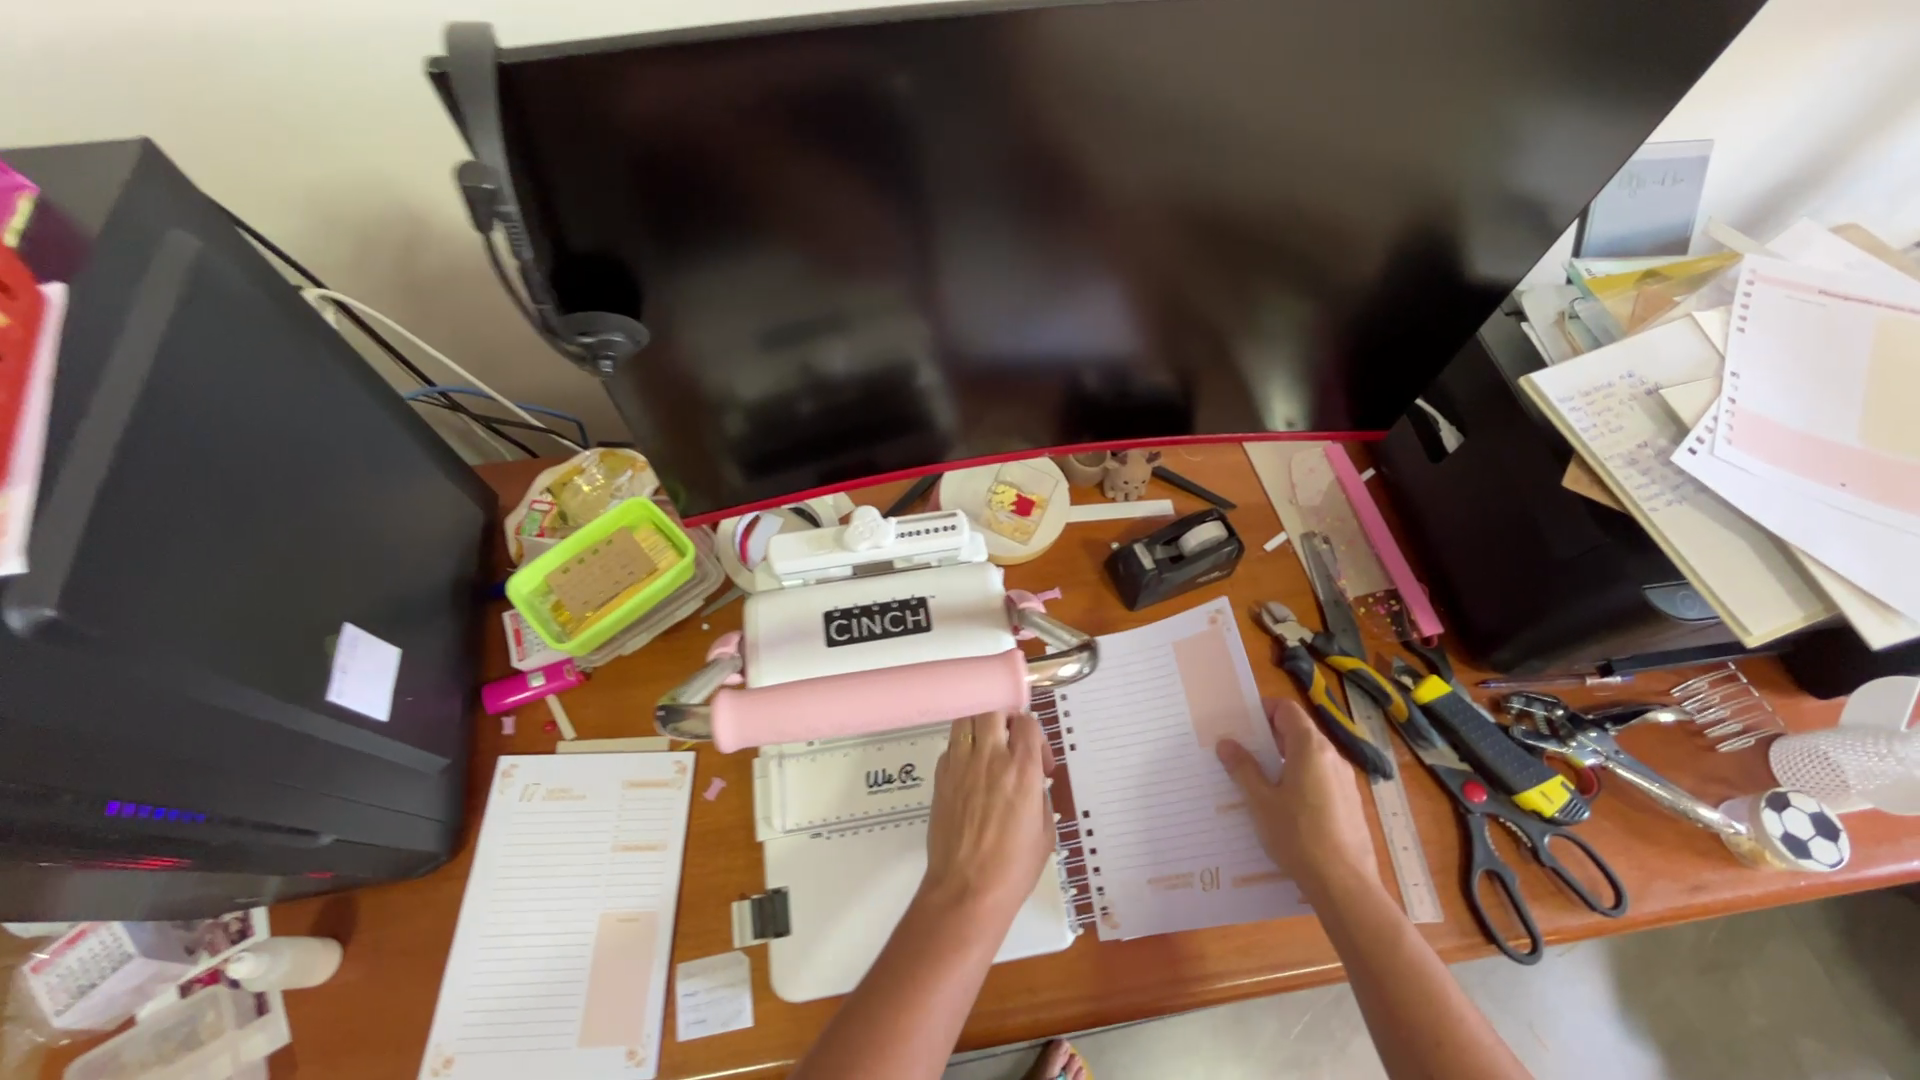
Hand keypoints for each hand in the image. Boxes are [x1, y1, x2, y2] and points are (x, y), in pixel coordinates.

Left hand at [921, 711, 1053, 920]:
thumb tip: (1034, 784)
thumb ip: (1040, 796)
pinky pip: (951, 746)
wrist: (967, 889)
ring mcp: (960, 765)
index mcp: (1022, 769)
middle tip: (1012, 744)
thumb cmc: (1013, 868)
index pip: (1028, 722)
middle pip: (993, 710)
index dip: (1036, 735)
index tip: (1040, 761)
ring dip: (981, 727)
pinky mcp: (940, 777)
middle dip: (1007, 721)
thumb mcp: (1045, 831)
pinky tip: (971, 772)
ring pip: (967, 720)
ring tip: (990, 750)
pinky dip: (963, 749)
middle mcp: (990, 758)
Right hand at [1218, 699, 1380, 899]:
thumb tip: (1226, 743)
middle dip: (1268, 737)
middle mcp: (1332, 757)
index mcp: (1310, 748)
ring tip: (1257, 780)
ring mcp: (1344, 781)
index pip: (1286, 710)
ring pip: (1309, 756)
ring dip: (1283, 760)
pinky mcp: (1349, 803)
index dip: (1263, 710)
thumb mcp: (1260, 802)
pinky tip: (1282, 806)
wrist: (1344, 884)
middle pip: (1299, 731)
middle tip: (1240, 752)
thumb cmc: (1297, 836)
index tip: (1240, 724)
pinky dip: (1299, 779)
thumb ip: (1243, 768)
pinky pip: (1320, 778)